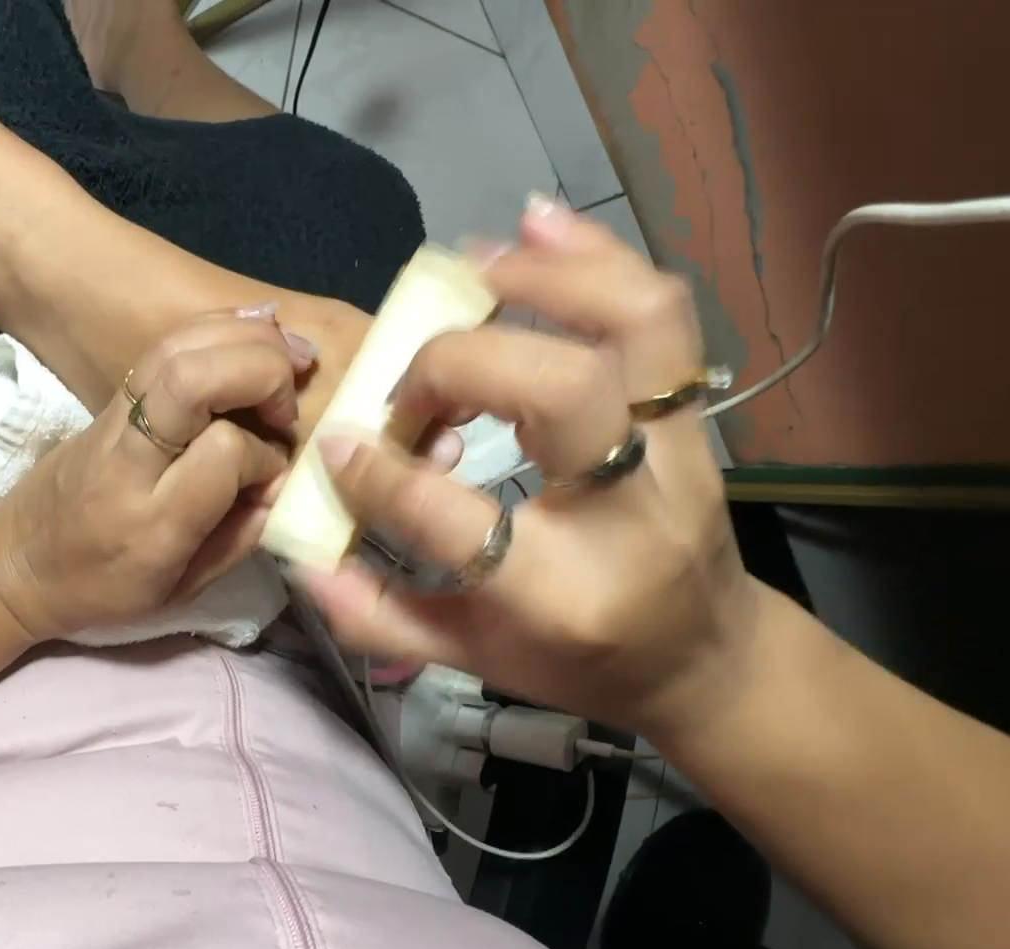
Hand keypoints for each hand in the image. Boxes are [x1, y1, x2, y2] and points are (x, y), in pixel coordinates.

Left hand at [0, 310, 308, 641]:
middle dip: (260, 371)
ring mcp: (111, 422)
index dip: (265, 453)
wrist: (15, 561)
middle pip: (191, 380)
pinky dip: (217, 328)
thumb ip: (238, 539)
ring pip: (175, 348)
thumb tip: (282, 480)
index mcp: (150, 525)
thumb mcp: (177, 593)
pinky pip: (164, 346)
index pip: (222, 451)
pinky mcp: (108, 400)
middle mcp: (127, 463)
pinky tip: (258, 331)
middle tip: (286, 403)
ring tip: (289, 356)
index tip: (272, 472)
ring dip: (244, 337)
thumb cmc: (100, 589)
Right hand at [296, 197, 760, 742]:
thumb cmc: (577, 663)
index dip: (382, 473)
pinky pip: (661, 315)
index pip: (456, 517)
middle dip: (455, 367)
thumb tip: (303, 562)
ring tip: (466, 272)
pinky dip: (597, 256)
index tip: (339, 446)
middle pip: (557, 391)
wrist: (706, 656)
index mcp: (562, 592)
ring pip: (636, 325)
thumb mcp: (470, 660)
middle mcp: (631, 511)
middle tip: (408, 389)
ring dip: (542, 278)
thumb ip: (379, 617)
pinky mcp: (693, 413)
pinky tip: (535, 223)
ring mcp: (678, 450)